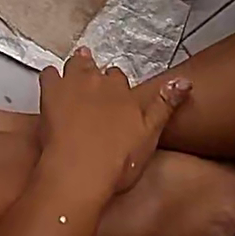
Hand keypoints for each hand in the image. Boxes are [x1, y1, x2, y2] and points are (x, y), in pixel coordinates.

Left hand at [36, 49, 189, 194]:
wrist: (79, 171)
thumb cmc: (117, 161)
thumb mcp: (150, 135)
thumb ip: (166, 105)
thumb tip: (185, 82)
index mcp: (122, 90)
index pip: (119, 77)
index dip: (116, 85)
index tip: (115, 94)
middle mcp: (98, 81)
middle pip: (97, 68)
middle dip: (95, 72)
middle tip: (94, 85)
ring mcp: (73, 84)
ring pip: (75, 64)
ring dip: (76, 67)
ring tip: (76, 74)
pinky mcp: (51, 92)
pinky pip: (49, 73)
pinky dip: (51, 77)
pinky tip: (52, 85)